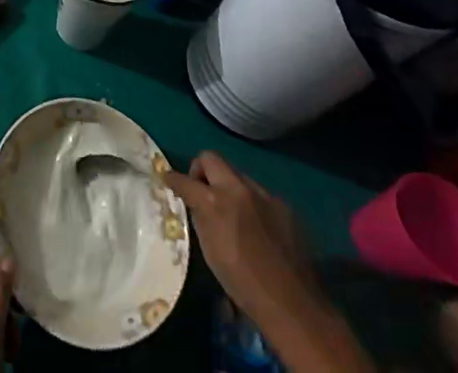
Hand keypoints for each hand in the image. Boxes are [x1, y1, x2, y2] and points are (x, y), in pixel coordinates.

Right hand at [164, 153, 373, 372]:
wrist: (290, 301)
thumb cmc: (242, 282)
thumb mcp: (210, 251)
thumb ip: (201, 219)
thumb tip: (196, 204)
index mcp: (214, 202)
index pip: (185, 180)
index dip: (172, 179)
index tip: (167, 179)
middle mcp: (238, 189)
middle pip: (211, 157)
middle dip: (200, 169)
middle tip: (201, 189)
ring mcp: (263, 193)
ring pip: (237, 174)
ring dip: (228, 186)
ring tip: (231, 212)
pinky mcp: (282, 203)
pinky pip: (259, 193)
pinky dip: (250, 202)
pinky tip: (256, 226)